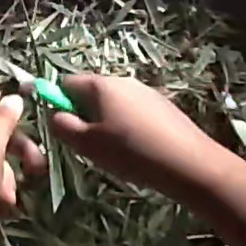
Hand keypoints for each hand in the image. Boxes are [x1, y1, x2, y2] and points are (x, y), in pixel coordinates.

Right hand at [50, 75, 238, 200]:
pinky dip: (129, 128)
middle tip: (91, 146)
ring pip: (113, 105)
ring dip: (107, 124)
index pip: (65, 83)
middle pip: (90, 93)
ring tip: (118, 153)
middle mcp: (122, 81)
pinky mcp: (163, 106)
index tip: (68, 130)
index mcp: (100, 85)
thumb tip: (55, 115)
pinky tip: (139, 151)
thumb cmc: (131, 152)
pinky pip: (133, 112)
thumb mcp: (87, 144)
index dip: (60, 105)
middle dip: (85, 117)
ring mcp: (145, 92)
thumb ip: (62, 126)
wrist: (190, 164)